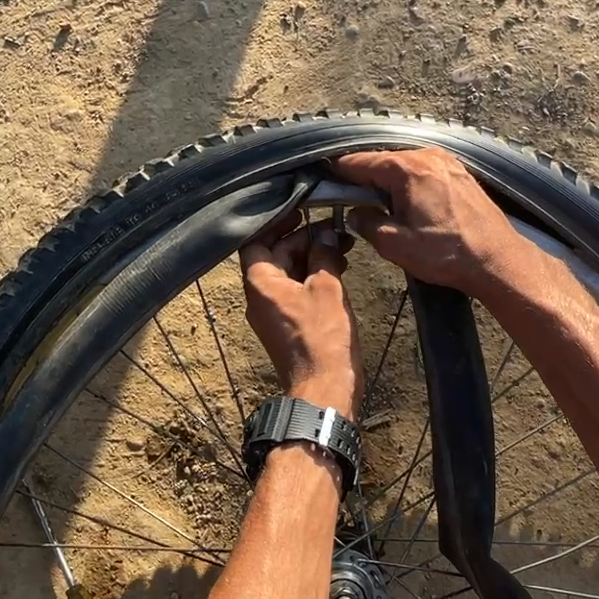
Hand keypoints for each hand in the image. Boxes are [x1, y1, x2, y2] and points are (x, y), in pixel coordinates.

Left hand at [240, 218, 360, 417]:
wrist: (325, 387)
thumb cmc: (323, 338)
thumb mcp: (327, 287)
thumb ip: (324, 255)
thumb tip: (326, 235)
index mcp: (259, 284)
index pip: (256, 240)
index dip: (278, 223)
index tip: (301, 211)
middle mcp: (258, 298)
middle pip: (274, 256)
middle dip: (304, 240)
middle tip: (334, 231)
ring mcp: (271, 314)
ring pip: (287, 275)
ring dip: (311, 259)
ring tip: (342, 249)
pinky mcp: (286, 327)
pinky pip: (294, 293)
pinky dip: (312, 279)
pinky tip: (338, 272)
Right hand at [332, 149, 531, 297]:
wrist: (496, 260)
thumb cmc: (447, 253)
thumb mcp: (395, 244)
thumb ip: (368, 224)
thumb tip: (355, 215)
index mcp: (407, 169)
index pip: (362, 162)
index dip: (340, 171)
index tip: (325, 176)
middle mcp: (428, 158)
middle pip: (384, 161)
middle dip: (365, 177)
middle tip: (348, 195)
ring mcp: (448, 164)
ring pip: (406, 166)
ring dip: (389, 181)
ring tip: (376, 202)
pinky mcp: (461, 175)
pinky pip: (425, 172)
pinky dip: (410, 183)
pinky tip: (406, 202)